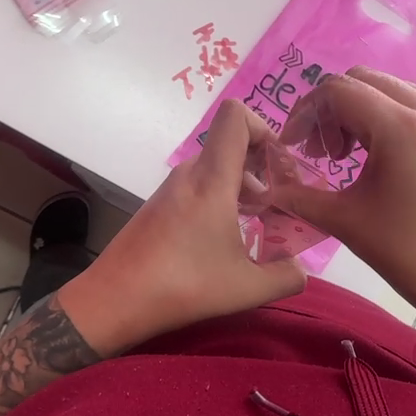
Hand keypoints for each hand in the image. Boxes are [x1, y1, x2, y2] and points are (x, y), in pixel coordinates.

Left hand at [57, 99, 307, 355]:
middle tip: (281, 205)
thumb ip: (287, 276)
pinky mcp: (158, 207)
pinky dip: (220, 201)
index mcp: (212, 178)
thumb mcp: (248, 288)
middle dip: (262, 168)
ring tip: (260, 226)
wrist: (115, 300)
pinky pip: (198, 188)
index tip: (282, 167)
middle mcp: (189, 174)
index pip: (236, 116)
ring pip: (215, 170)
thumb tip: (300, 269)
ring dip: (242, 188)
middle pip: (231, 146)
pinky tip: (226, 241)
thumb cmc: (185, 286)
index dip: (265, 128)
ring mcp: (170, 189)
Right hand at [272, 66, 415, 319]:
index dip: (306, 113)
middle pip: (364, 81)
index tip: (295, 147)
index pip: (337, 91)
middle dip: (332, 111)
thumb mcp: (344, 221)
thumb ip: (297, 196)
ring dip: (366, 109)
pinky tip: (409, 132)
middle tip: (324, 154)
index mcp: (399, 128)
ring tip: (357, 152)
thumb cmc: (407, 255)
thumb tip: (266, 186)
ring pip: (397, 87)